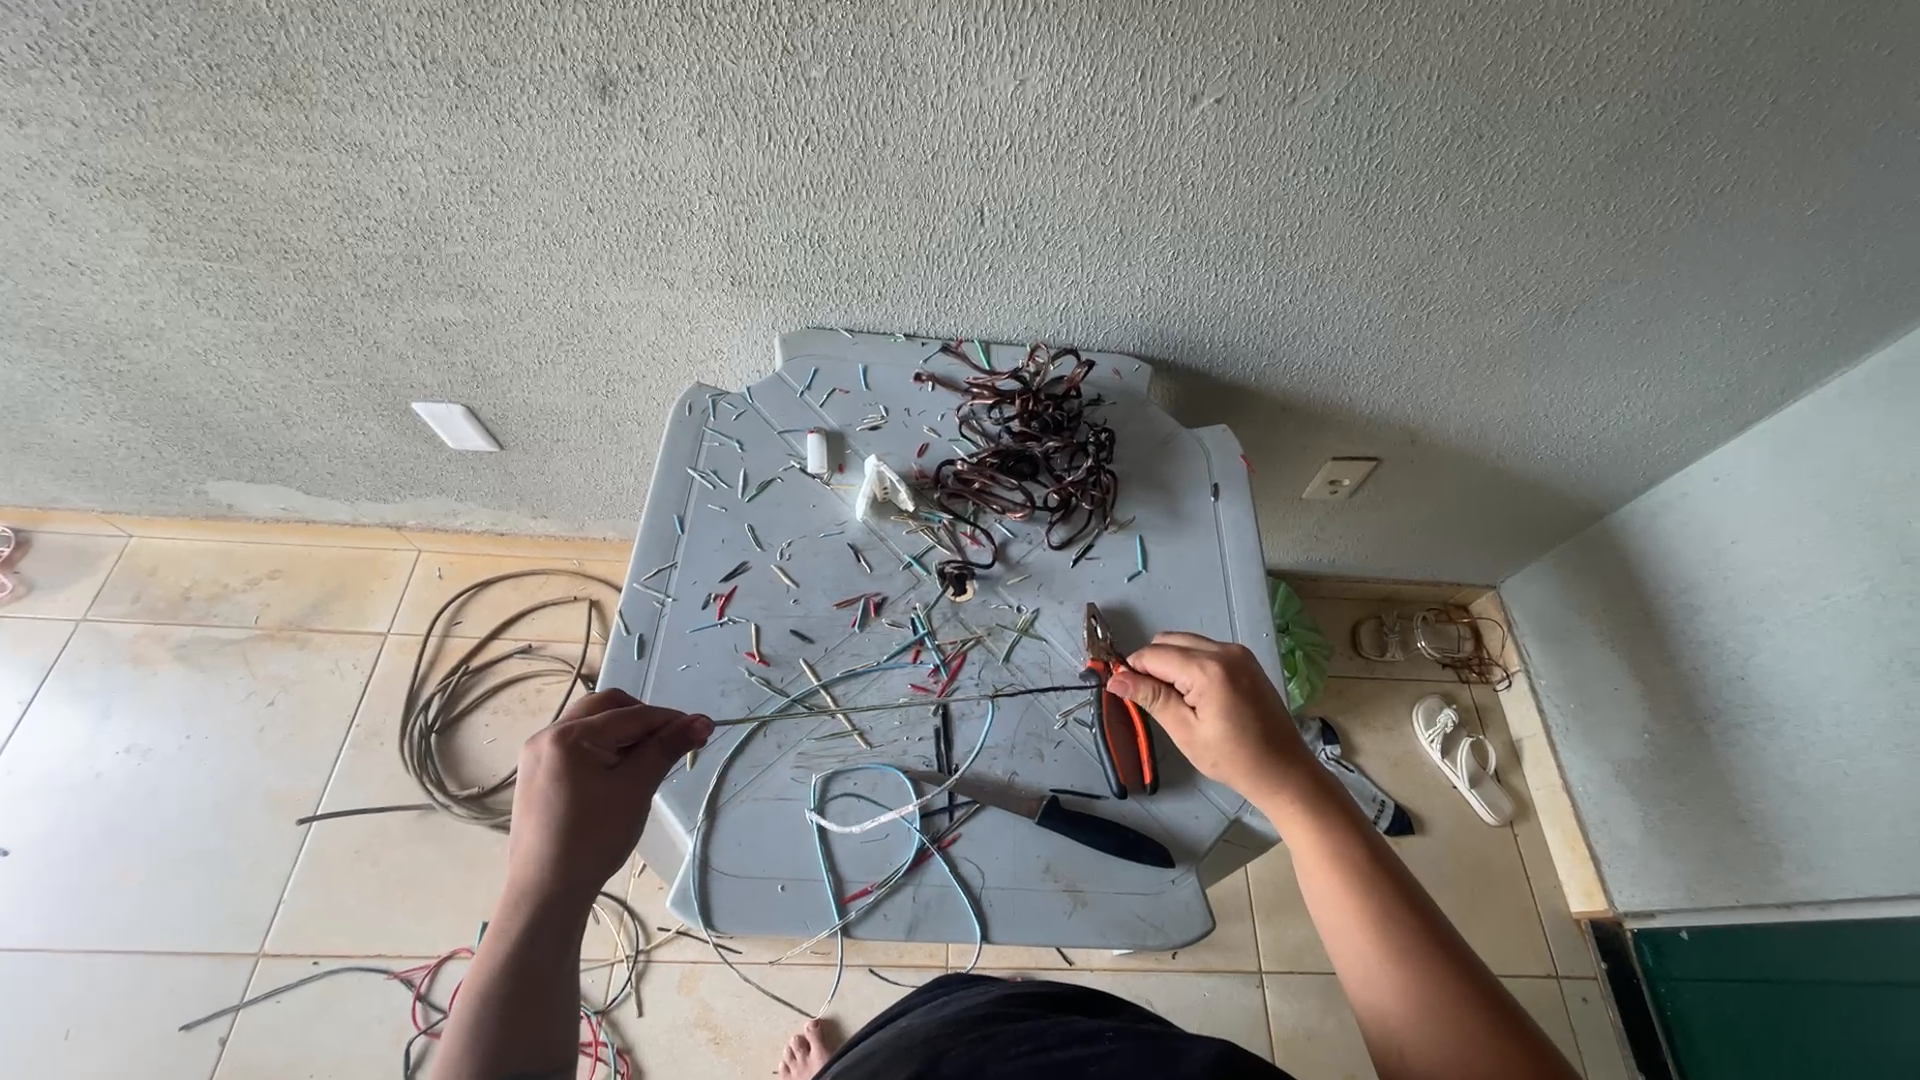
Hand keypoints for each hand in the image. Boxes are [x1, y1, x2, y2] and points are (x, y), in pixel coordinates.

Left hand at [504, 689, 712, 909]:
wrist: (546, 891)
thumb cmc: (594, 838)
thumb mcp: (637, 788)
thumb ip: (667, 748)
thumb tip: (702, 721)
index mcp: (570, 736)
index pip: (633, 715)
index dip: (671, 720)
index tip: (703, 729)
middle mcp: (548, 735)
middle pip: (606, 707)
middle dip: (644, 718)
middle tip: (670, 742)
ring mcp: (538, 754)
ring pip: (591, 723)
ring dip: (624, 731)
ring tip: (647, 759)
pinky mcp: (538, 773)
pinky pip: (577, 744)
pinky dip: (604, 747)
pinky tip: (620, 772)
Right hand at [1107, 632, 1312, 796]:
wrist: (1284, 771)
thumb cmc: (1233, 759)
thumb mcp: (1185, 731)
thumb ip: (1151, 698)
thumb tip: (1116, 678)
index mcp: (1209, 669)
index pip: (1153, 654)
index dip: (1132, 670)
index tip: (1124, 693)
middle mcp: (1225, 650)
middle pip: (1167, 641)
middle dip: (1151, 665)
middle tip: (1151, 700)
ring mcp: (1238, 653)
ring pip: (1185, 642)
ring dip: (1170, 663)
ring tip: (1175, 700)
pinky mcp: (1245, 660)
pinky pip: (1204, 650)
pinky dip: (1189, 664)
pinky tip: (1195, 695)